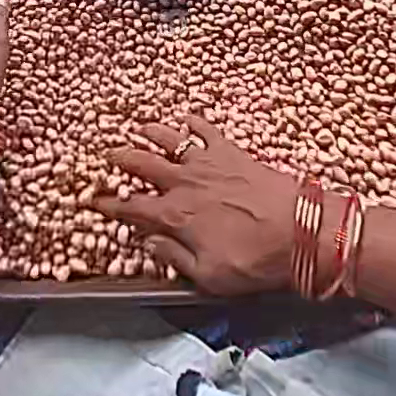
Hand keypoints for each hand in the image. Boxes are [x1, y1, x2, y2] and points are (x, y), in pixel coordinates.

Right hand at [98, 116, 299, 294]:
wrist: (301, 231)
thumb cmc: (254, 260)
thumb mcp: (209, 276)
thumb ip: (173, 257)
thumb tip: (147, 242)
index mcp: (175, 215)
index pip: (133, 207)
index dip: (111, 204)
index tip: (94, 200)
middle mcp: (184, 183)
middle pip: (143, 165)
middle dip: (122, 159)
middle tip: (108, 154)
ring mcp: (207, 163)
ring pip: (170, 141)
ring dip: (152, 133)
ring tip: (140, 127)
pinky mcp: (230, 152)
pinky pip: (206, 131)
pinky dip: (194, 124)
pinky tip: (188, 119)